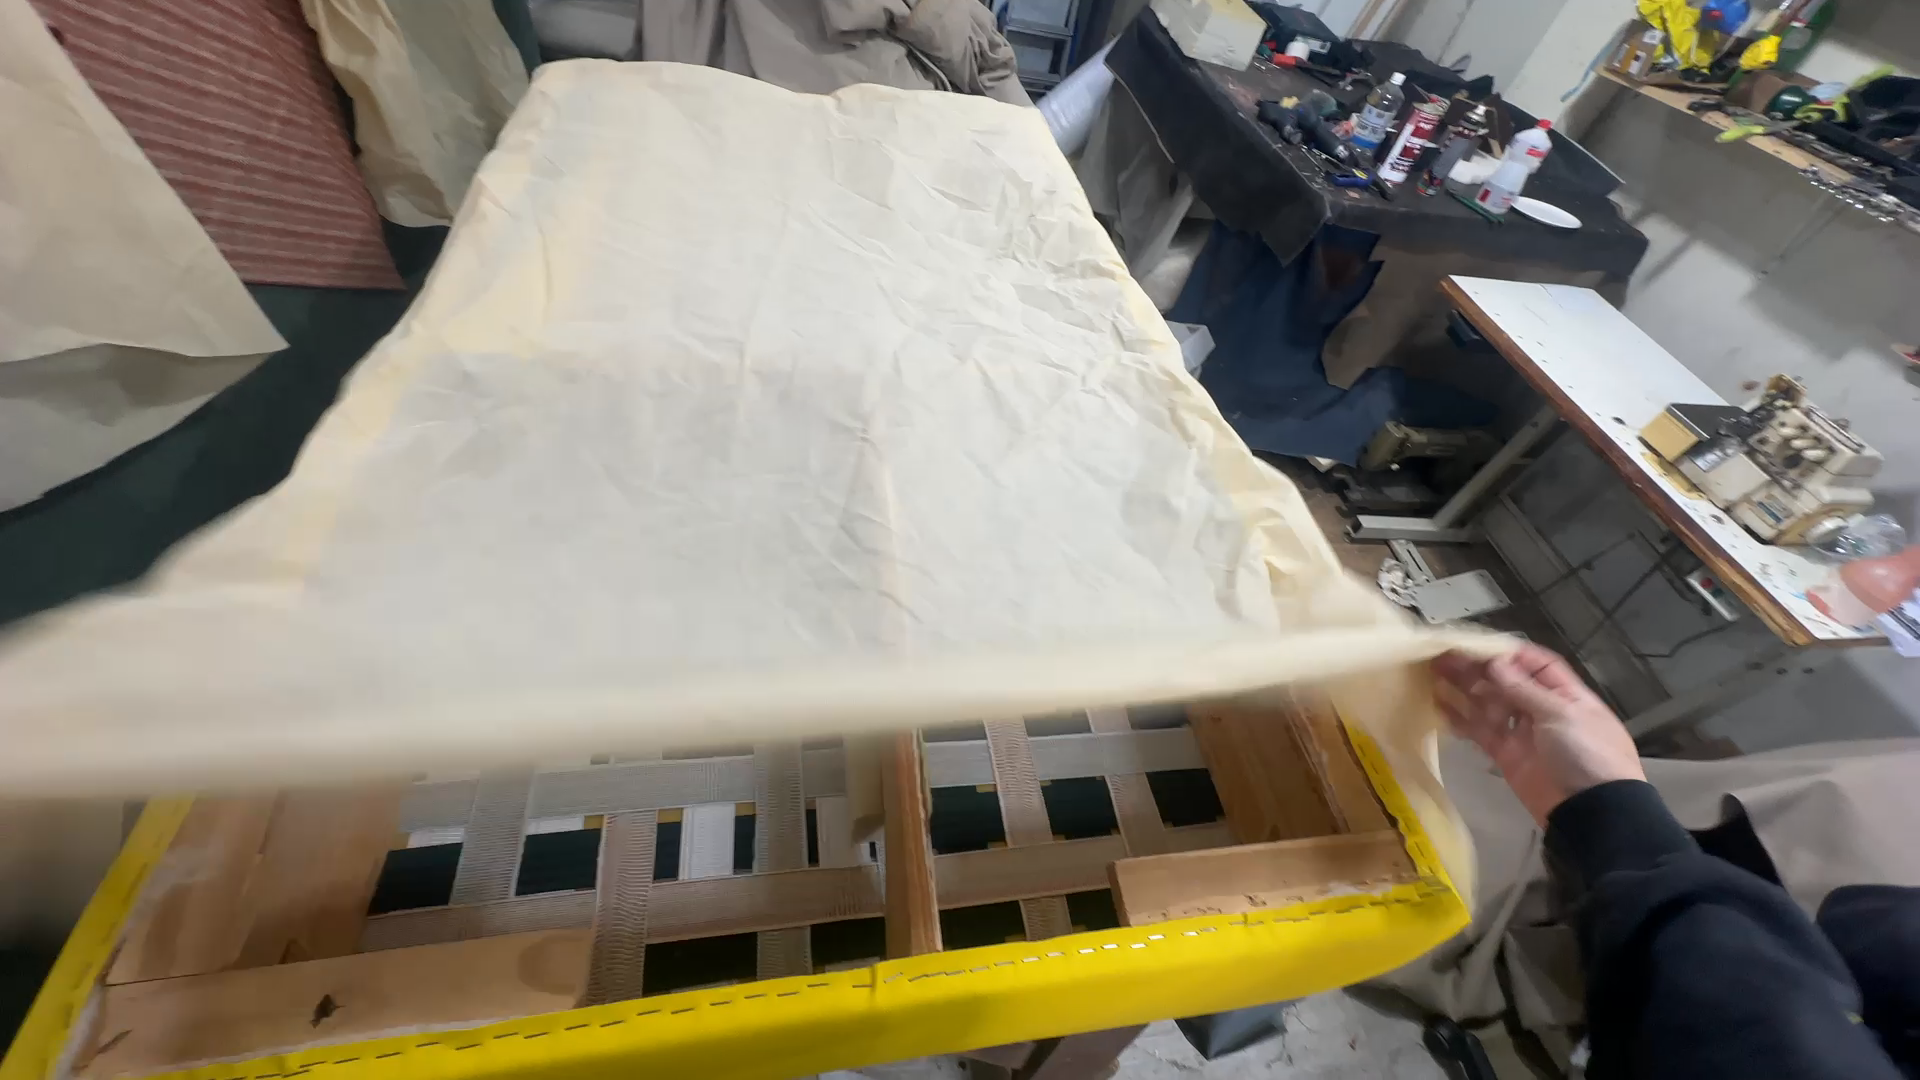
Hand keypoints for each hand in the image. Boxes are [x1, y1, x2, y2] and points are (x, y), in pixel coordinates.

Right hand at [1431, 644, 1643, 824]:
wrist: (1590, 810)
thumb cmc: (1586, 754)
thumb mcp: (1561, 714)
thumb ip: (1523, 688)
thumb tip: (1494, 661)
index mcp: (1566, 696)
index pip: (1537, 665)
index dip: (1510, 654)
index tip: (1478, 644)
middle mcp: (1542, 710)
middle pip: (1505, 682)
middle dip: (1475, 668)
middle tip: (1442, 656)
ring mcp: (1521, 732)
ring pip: (1486, 703)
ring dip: (1461, 687)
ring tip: (1431, 673)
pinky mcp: (1503, 753)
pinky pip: (1477, 730)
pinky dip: (1457, 717)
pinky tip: (1437, 703)